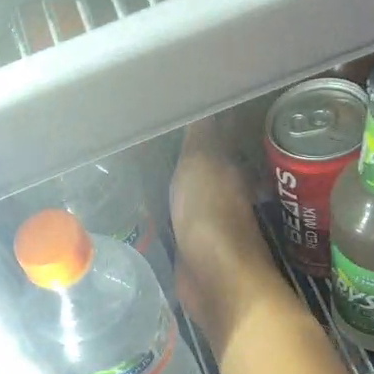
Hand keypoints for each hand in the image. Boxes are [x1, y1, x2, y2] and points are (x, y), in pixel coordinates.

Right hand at [168, 114, 295, 352]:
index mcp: (230, 169)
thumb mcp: (201, 161)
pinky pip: (174, 223)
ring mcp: (208, 225)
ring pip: (189, 196)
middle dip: (187, 156)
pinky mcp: (190, 252)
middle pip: (203, 169)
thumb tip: (207, 94)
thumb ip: (201, 132)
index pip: (218, 138)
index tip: (184, 107)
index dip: (204, 123)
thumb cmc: (211, 215)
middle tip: (156, 138)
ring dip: (175, 186)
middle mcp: (224, 195)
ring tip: (143, 168)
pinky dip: (164, 214)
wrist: (215, 279)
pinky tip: (145, 209)